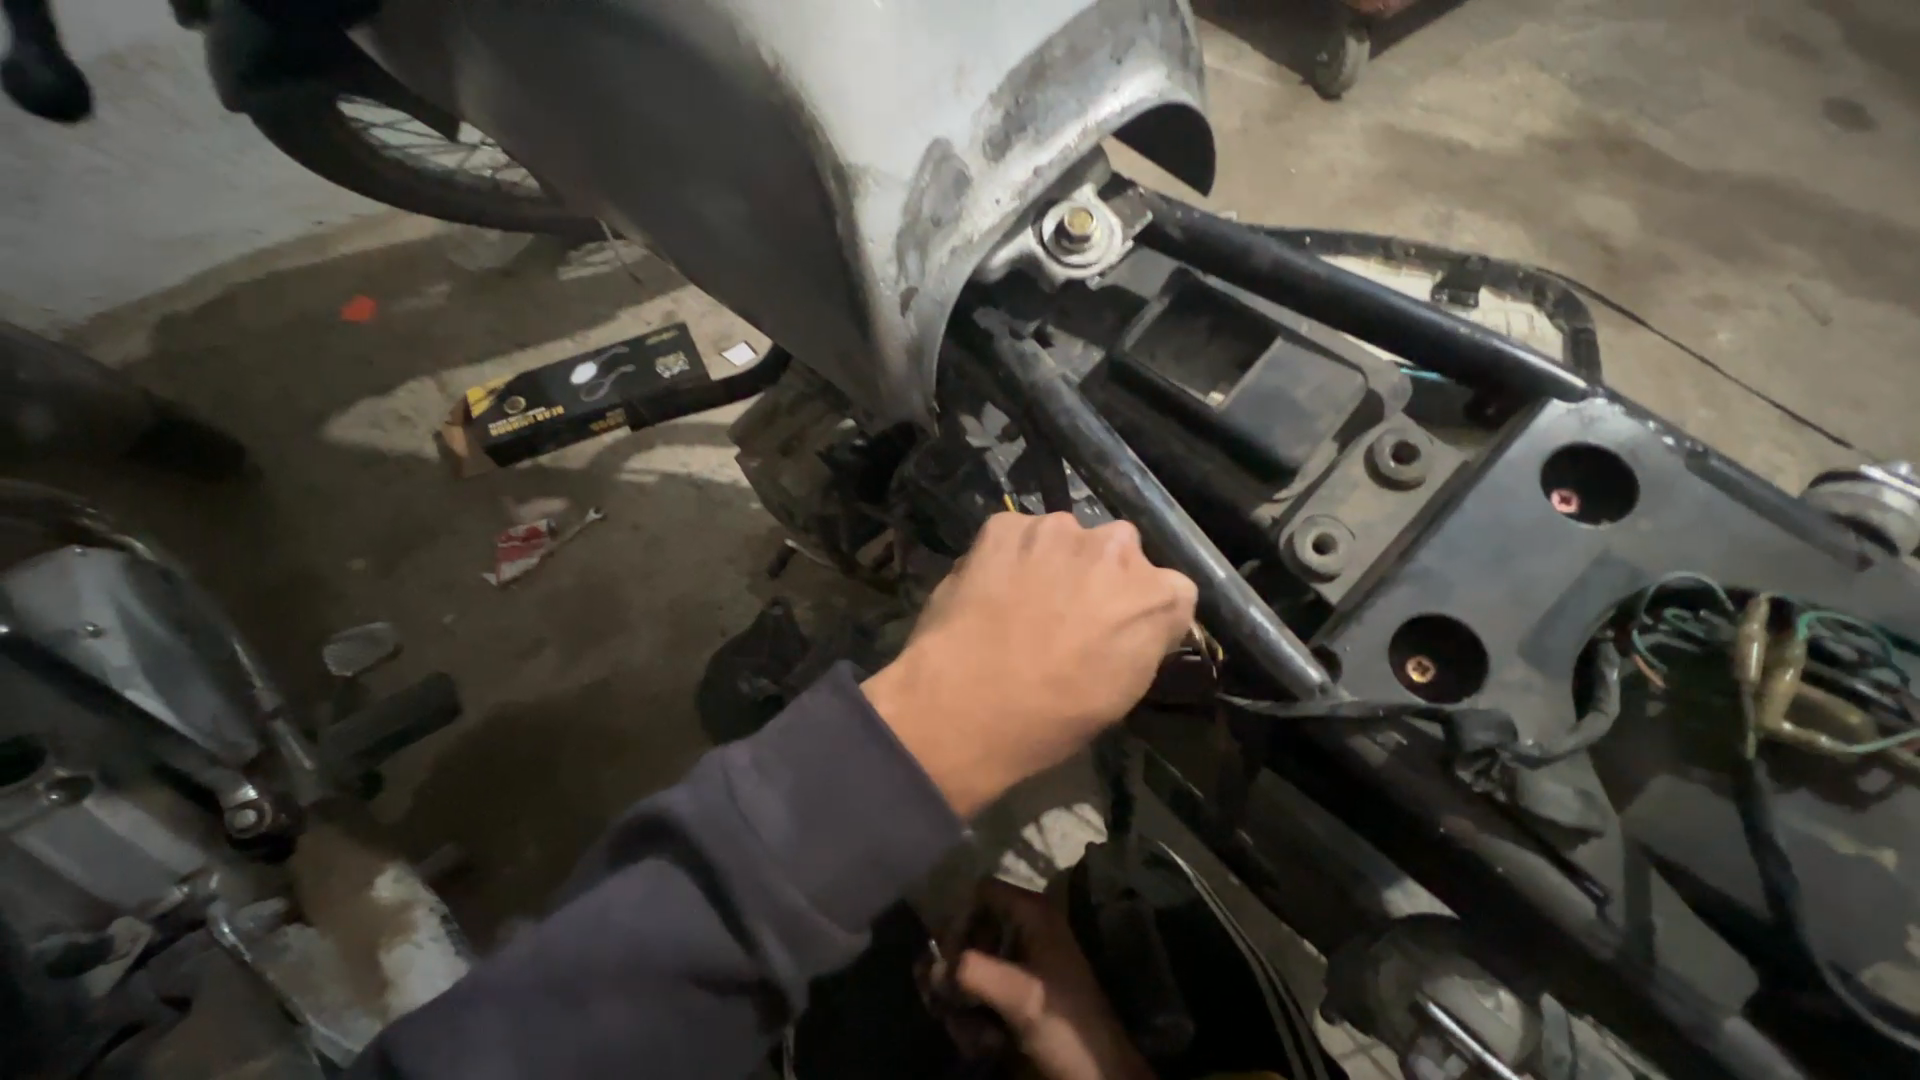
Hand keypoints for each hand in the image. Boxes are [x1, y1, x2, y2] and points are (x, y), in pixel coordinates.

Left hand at [862, 512, 1197, 816]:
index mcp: (1159, 595)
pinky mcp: (1004, 524)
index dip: (1138, 614)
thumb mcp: (1122, 692)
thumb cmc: (1052, 718)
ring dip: (1052, 562)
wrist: (965, 703)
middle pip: (1117, 554)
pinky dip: (1008, 556)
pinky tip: (989, 591)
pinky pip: (1016, 536)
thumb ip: (1138, 640)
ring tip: (1020, 603)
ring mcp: (1058, 529)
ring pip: (1065, 540)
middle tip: (1065, 615)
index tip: (1114, 637)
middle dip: (1098, 578)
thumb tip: (1123, 625)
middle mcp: (1118, 546)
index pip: (1168, 591)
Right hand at [954, 882, 1154, 1079]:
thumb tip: (930, 968)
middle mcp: (1022, 934)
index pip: (980, 892)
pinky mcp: (1011, 1002)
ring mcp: (1016, 969)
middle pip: (965, 935)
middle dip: (953, 974)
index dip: (960, 919)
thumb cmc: (1066, 1027)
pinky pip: (973, 1001)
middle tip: (949, 1004)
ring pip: (963, 973)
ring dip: (960, 1007)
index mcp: (1032, 916)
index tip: (949, 956)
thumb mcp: (1020, 996)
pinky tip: (985, 1048)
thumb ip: (971, 973)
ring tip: (978, 1038)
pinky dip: (971, 1024)